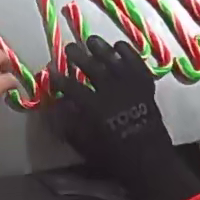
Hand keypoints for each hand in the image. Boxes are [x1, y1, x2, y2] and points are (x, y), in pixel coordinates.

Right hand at [48, 36, 199, 199]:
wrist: (148, 160)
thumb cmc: (112, 156)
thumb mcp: (83, 144)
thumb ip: (68, 124)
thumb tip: (57, 106)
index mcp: (94, 108)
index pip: (71, 86)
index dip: (59, 78)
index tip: (51, 71)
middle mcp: (112, 92)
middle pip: (92, 67)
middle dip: (78, 56)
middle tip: (69, 48)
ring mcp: (131, 87)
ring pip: (115, 60)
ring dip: (102, 48)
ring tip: (92, 40)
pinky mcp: (146, 86)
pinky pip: (137, 64)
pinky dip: (128, 53)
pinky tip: (119, 46)